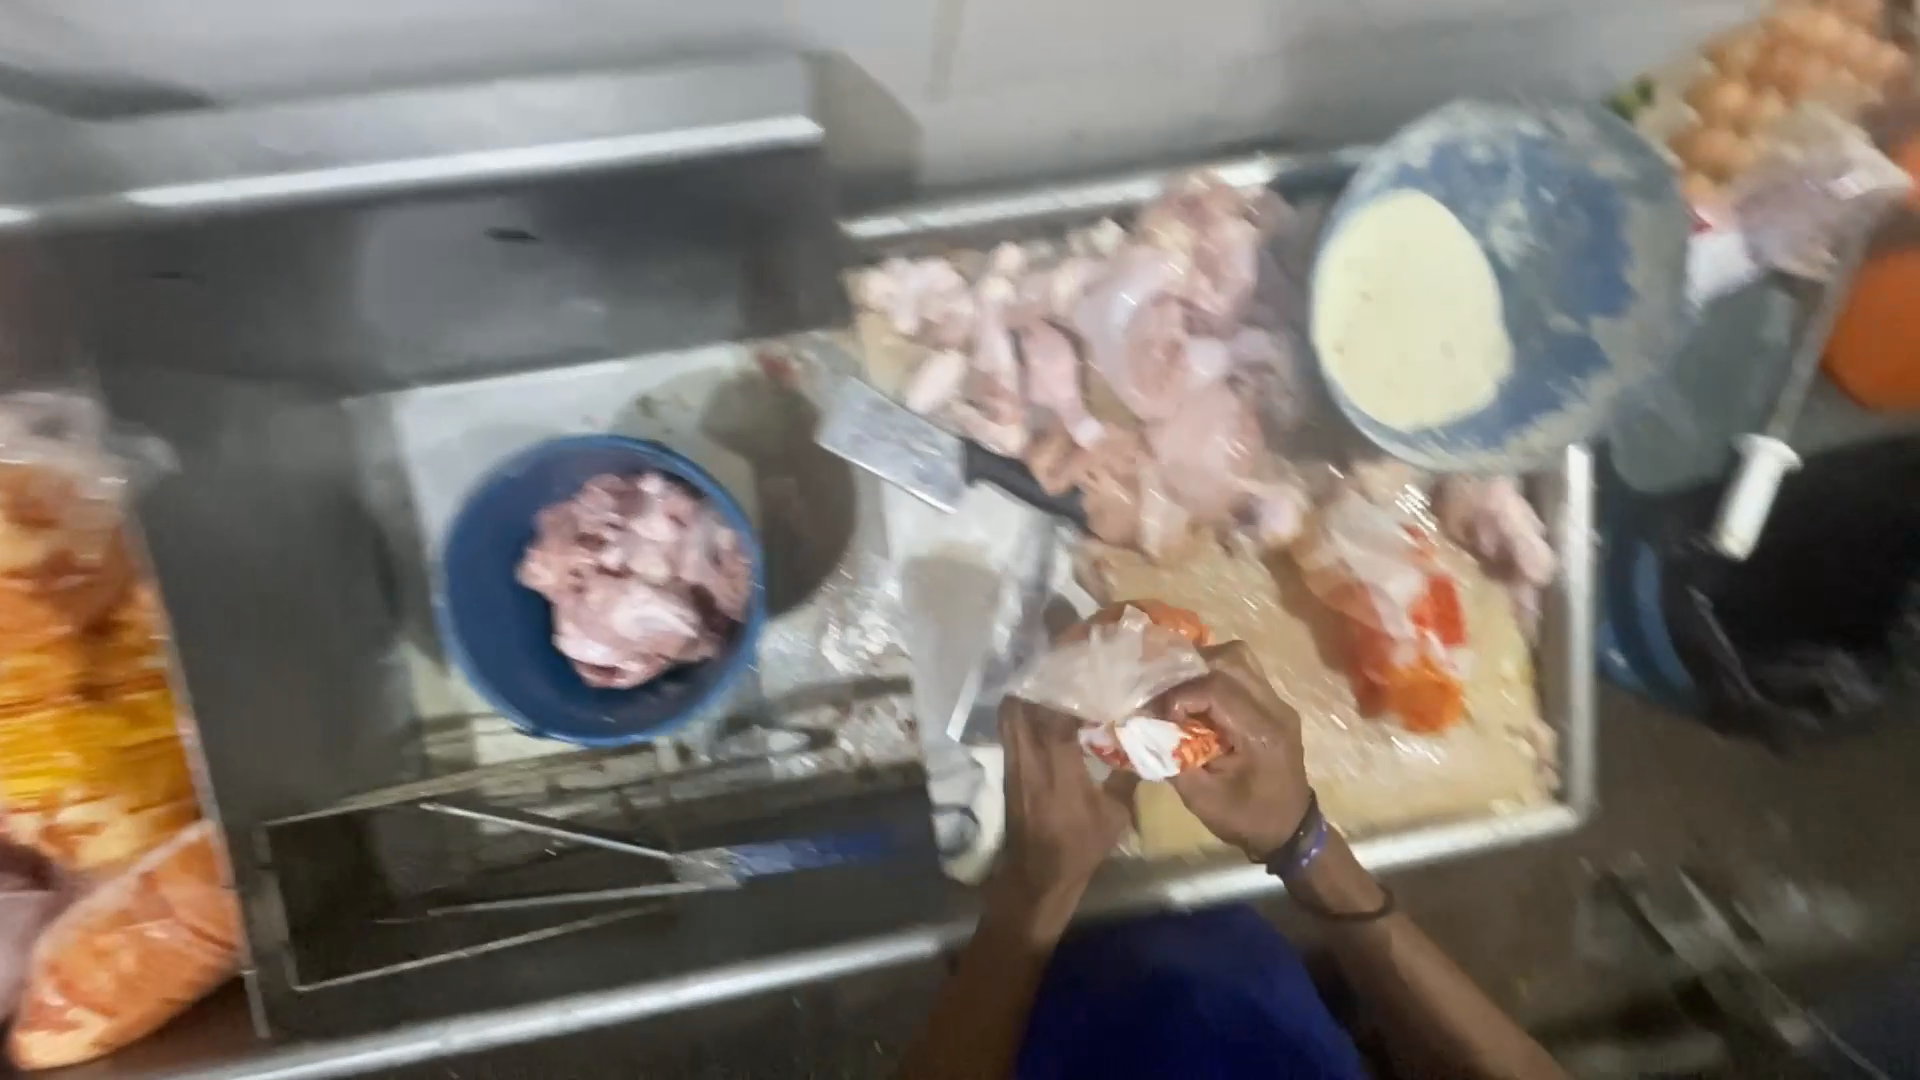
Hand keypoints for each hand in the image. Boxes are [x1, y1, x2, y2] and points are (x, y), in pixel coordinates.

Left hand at [987, 696, 1135, 941]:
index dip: (1070, 690)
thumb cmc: (1078, 846)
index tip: (1089, 673)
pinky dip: (1022, 714)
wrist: (1037, 875)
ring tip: (1052, 683)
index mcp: (1058, 765)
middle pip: (1022, 704)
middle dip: (1040, 683)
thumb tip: (1145, 746)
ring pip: (1010, 714)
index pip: (1057, 714)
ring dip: (1027, 696)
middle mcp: (1029, 756)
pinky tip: (1042, 712)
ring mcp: (1014, 761)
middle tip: (1065, 669)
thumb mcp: (1114, 814)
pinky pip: (1010, 729)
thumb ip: (1127, 777)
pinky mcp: (1008, 768)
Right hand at [1157, 641, 1311, 858]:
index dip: (1179, 695)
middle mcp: (1275, 709)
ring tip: (1182, 688)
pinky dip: (1215, 673)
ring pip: (1238, 657)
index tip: (1160, 715)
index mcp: (1261, 733)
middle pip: (1230, 660)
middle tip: (1167, 694)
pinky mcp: (1274, 703)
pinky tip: (1199, 695)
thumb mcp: (1202, 799)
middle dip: (1190, 672)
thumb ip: (1172, 758)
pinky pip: (1243, 670)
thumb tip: (1142, 727)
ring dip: (1204, 666)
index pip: (1216, 688)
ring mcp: (1278, 702)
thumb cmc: (1246, 818)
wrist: (1289, 830)